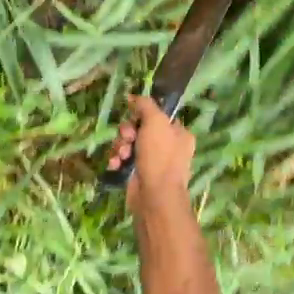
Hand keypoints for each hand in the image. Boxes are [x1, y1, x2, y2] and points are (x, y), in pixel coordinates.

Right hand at [107, 95, 194, 212]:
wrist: (155, 196)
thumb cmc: (160, 157)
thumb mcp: (155, 122)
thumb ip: (146, 105)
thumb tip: (134, 97)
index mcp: (178, 133)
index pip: (158, 115)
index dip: (142, 114)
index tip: (133, 116)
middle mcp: (167, 146)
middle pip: (139, 128)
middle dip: (127, 132)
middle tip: (127, 138)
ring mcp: (153, 161)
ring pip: (128, 143)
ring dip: (120, 146)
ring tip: (121, 156)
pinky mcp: (138, 172)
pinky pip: (123, 159)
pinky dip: (117, 160)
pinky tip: (115, 164)